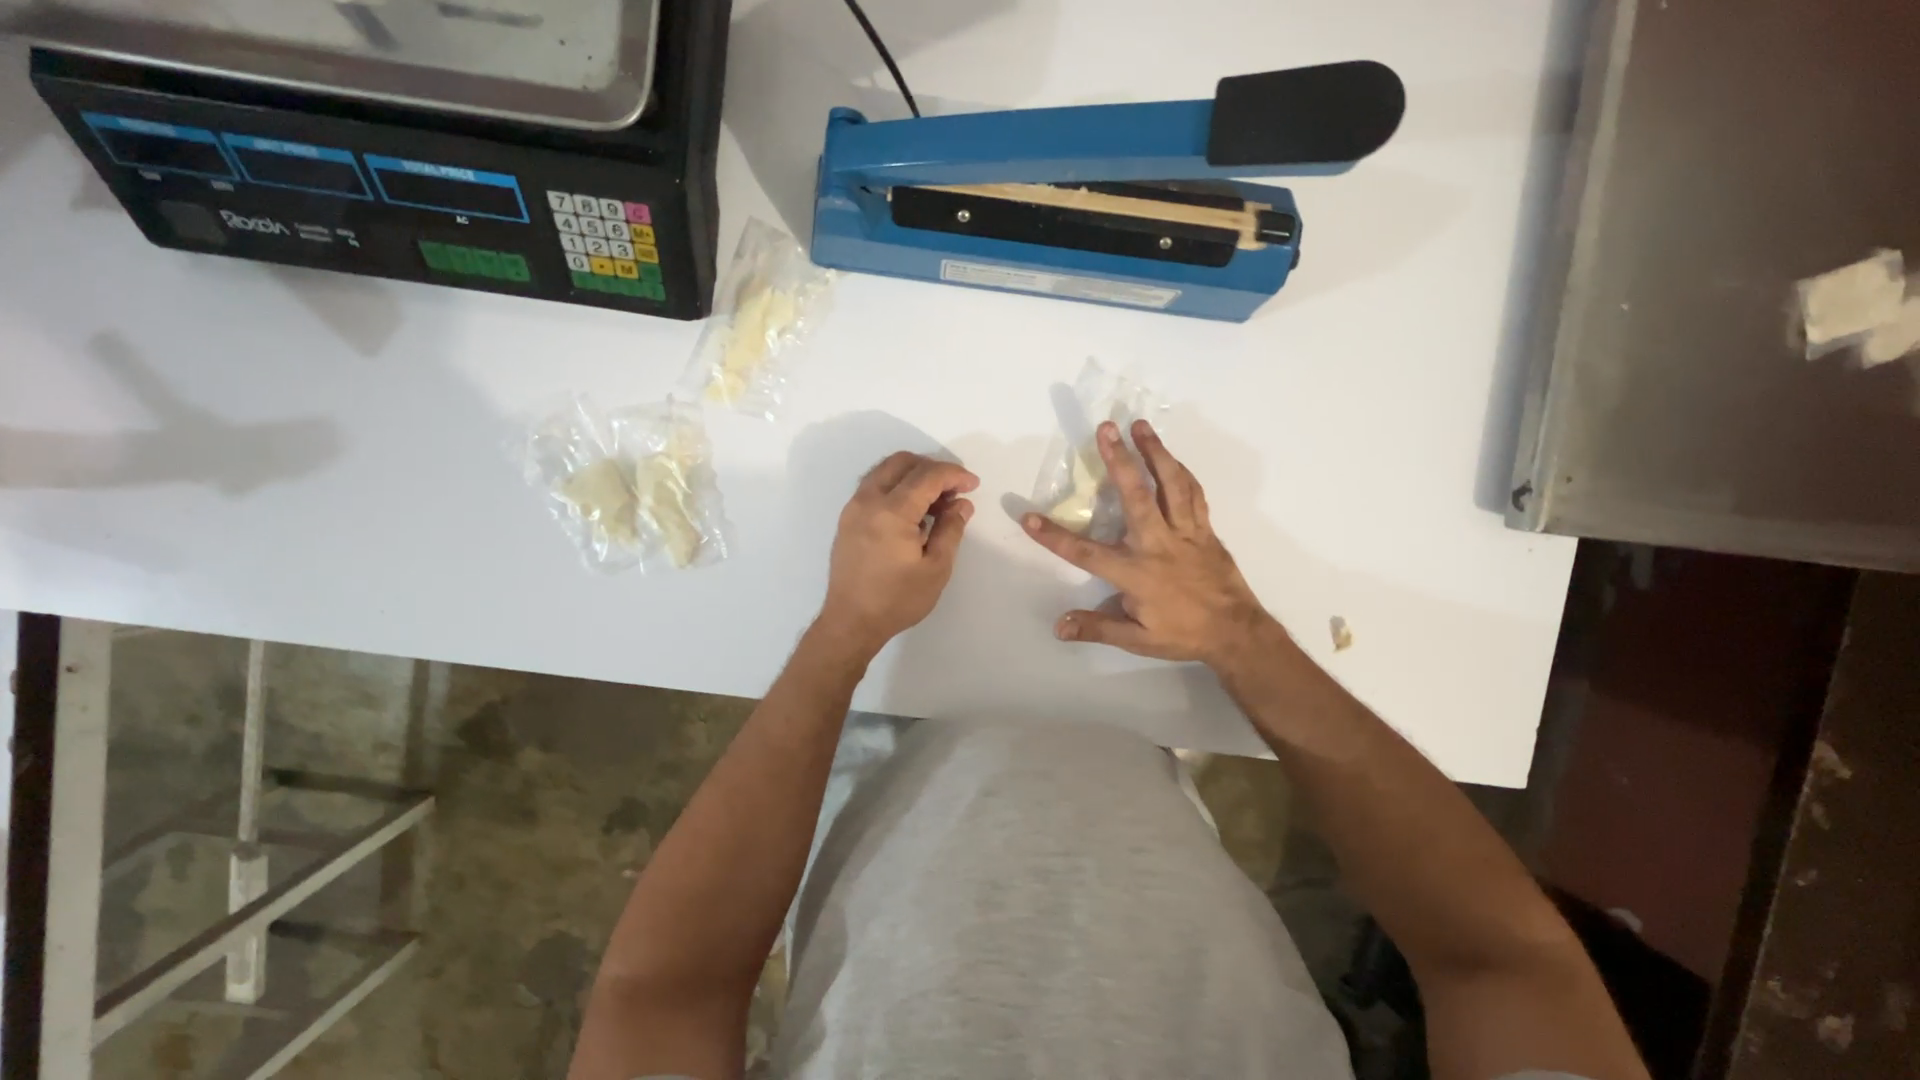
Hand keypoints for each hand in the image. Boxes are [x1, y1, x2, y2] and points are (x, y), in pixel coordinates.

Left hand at [818, 451, 978, 657]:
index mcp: (892, 512)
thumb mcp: (936, 568)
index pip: (927, 476)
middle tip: (953, 491)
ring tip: (935, 502)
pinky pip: (873, 487)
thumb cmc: (897, 600)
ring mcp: (853, 508)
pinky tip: (912, 513)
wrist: (851, 622)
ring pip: (885, 471)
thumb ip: (951, 529)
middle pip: (902, 462)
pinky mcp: (847, 519)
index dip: (954, 475)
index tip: (973, 485)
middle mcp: (868, 501)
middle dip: (932, 468)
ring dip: (912, 475)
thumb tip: (961, 504)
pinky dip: (896, 487)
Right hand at [1023, 420, 1279, 670]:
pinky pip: (1193, 494)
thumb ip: (1098, 628)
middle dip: (1118, 461)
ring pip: (1171, 485)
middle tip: (1105, 429)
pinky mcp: (1205, 529)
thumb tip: (1059, 626)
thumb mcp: (1136, 640)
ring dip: (1155, 452)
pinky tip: (1171, 457)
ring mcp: (1185, 533)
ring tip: (1140, 425)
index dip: (1055, 537)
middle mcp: (1158, 545)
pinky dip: (1181, 472)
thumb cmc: (1183, 635)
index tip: (1029, 517)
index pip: (1086, 553)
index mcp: (1136, 573)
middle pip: (1136, 496)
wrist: (1236, 633)